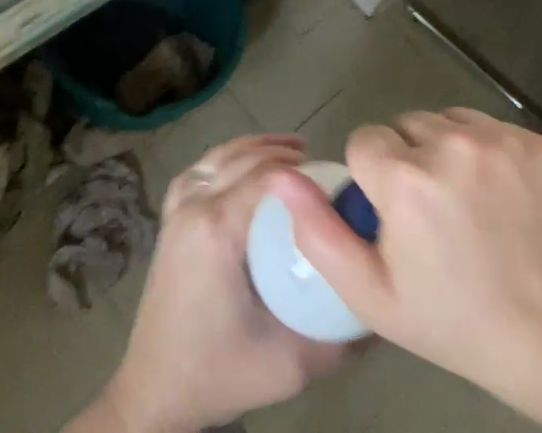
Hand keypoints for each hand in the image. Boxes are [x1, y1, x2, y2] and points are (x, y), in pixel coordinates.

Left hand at [83, 134, 352, 432]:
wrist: (157, 392)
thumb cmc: (222, 371)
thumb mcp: (291, 362)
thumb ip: (342, 339)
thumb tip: (384, 310)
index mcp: (217, 228)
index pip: (267, 174)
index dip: (305, 170)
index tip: (338, 183)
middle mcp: (193, 207)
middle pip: (244, 157)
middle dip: (285, 154)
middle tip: (325, 171)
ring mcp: (175, 212)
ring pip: (218, 157)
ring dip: (256, 149)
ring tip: (294, 155)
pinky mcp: (168, 222)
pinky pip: (199, 171)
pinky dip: (226, 159)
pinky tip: (245, 169)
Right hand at [272, 109, 541, 428]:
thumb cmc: (452, 320)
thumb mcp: (371, 292)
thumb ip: (317, 230)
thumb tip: (280, 174)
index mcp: (405, 178)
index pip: (365, 140)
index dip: (373, 178)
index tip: (393, 214)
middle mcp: (453, 144)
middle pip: (407, 125)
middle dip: (408, 159)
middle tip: (431, 213)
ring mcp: (503, 140)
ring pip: (449, 121)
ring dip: (447, 149)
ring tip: (466, 201)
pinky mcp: (540, 143)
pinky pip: (492, 128)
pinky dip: (488, 152)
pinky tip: (501, 197)